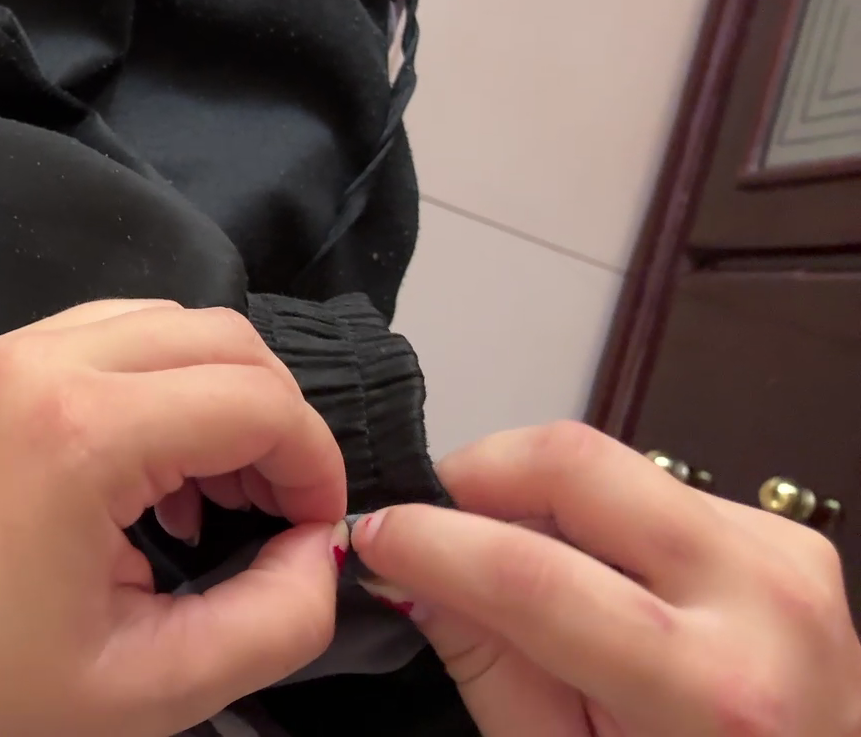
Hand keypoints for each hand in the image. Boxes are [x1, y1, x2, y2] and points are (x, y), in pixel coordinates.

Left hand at [0, 299, 348, 736]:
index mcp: (79, 433)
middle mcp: (41, 362)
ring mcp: (9, 351)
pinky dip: (157, 378)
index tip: (311, 529)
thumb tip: (322, 547)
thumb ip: (277, 618)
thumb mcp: (156, 682)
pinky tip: (148, 461)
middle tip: (269, 505)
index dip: (314, 461)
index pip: (255, 398)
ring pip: (166, 320)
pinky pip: (108, 333)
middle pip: (220, 335)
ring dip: (214, 389)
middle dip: (273, 416)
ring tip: (209, 487)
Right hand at [349, 422, 860, 736]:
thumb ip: (470, 647)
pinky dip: (565, 501)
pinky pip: (628, 474)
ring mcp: (781, 555)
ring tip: (498, 544)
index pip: (529, 576)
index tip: (366, 535)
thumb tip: (387, 557)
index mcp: (715, 693)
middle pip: (570, 463)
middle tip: (431, 519)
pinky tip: (570, 557)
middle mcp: (765, 603)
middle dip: (468, 473)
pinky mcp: (776, 534)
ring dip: (515, 485)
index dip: (422, 540)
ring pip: (592, 455)